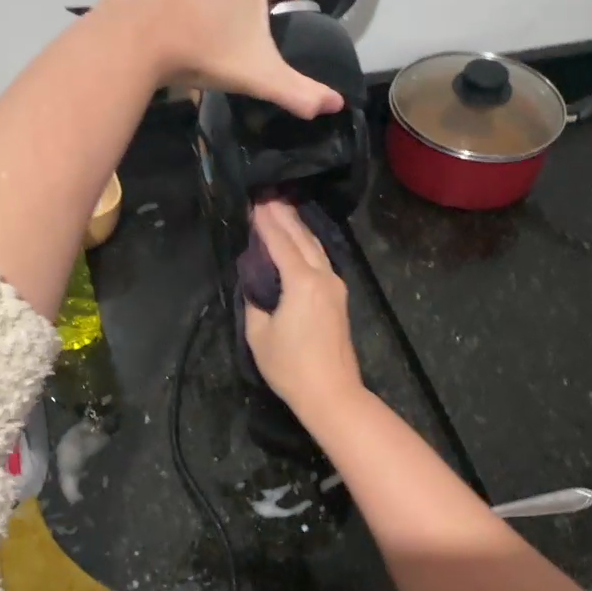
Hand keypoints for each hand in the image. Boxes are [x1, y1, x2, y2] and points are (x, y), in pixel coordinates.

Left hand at [90, 0, 342, 118]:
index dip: (270, 20)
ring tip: (203, 30)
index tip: (252, 44)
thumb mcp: (258, 74)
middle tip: (226, 39)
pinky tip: (181, 17)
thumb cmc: (202, 50)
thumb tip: (338, 106)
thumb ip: (301, 91)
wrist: (131, 40)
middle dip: (244, 4)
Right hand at [244, 201, 362, 414]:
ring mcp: (335, 287)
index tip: (253, 203)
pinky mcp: (338, 299)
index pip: (280, 243)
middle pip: (302, 238)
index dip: (265, 222)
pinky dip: (307, 246)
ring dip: (298, 229)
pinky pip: (321, 261)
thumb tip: (254, 282)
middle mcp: (323, 277)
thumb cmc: (290, 367)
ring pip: (315, 248)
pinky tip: (300, 242)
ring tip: (282, 211)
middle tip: (267, 197)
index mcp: (302, 282)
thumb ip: (254, 301)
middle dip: (284, 217)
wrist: (331, 392)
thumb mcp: (258, 334)